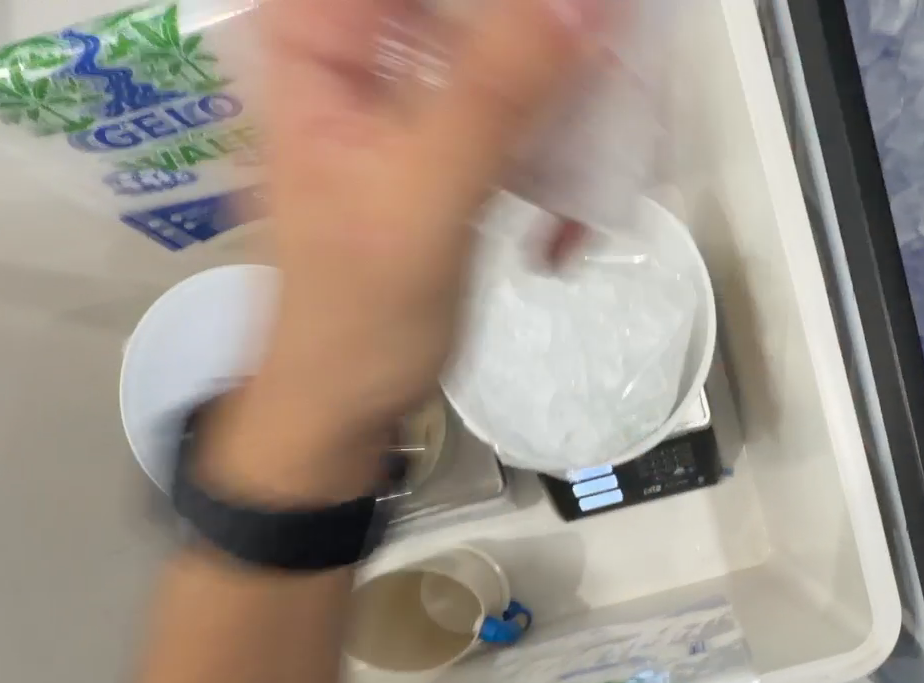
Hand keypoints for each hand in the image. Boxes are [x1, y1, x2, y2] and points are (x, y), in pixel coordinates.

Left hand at [204, 0, 608, 501]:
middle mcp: (364, 50)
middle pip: (478, 10)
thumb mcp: (421, 203)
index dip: (506, 6)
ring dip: (569, 110)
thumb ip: (494, 95)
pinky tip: (565, 229)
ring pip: (512, 53)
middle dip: (552, 47)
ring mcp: (413, 100)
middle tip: (603, 82)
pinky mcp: (452, 149)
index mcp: (320, 38)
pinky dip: (559, 166)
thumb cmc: (357, 320)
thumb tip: (581, 5)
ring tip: (597, 168)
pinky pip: (524, 122)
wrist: (349, 401)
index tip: (576, 29)